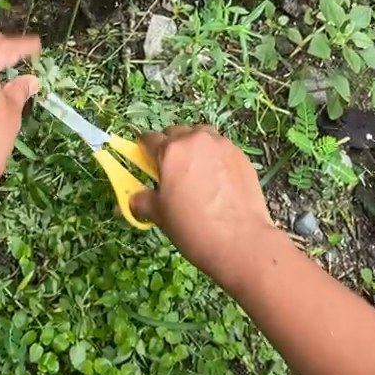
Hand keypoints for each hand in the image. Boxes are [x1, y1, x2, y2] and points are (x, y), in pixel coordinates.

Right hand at [129, 125, 278, 283]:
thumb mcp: (161, 215)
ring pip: (200, 136)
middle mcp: (195, 140)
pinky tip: (217, 180)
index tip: (145, 161)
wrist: (241, 241)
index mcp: (171, 151)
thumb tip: (133, 200)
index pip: (149, 139)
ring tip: (195, 171)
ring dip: (193, 147)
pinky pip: (220, 148)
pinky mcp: (240, 155)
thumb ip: (143, 201)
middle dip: (170, 147)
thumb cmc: (193, 227)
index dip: (144, 150)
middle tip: (171, 172)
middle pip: (176, 133)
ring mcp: (221, 145)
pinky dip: (214, 157)